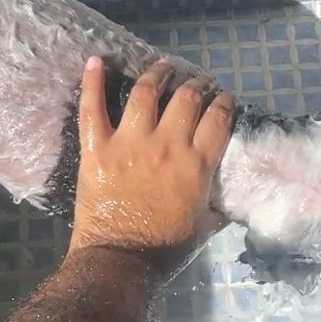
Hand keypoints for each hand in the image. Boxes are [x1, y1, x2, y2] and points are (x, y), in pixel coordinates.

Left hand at [70, 57, 235, 276]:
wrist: (121, 261)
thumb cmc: (166, 250)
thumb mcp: (205, 227)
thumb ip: (217, 206)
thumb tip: (228, 200)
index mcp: (197, 165)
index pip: (218, 119)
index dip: (223, 102)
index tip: (223, 98)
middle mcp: (167, 145)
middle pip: (187, 99)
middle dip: (196, 84)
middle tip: (197, 82)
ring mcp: (129, 143)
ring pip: (146, 93)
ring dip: (157, 74)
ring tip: (162, 66)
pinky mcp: (97, 148)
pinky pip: (92, 107)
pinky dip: (92, 81)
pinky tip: (96, 60)